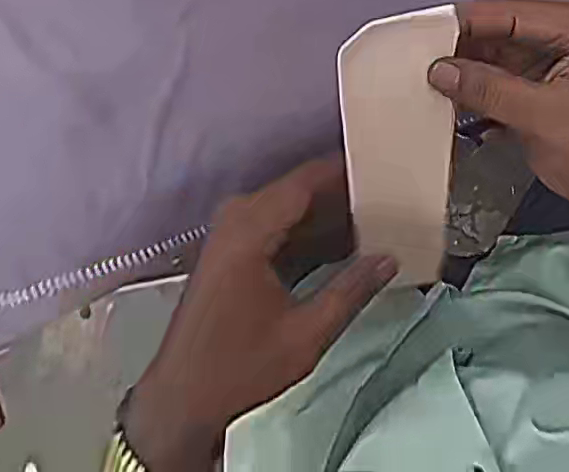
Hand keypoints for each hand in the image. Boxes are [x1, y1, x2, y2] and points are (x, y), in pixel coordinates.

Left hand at [123, 158, 396, 470]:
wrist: (179, 402)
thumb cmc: (240, 368)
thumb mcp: (305, 335)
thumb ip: (351, 291)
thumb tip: (389, 258)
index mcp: (250, 228)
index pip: (306, 180)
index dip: (344, 169)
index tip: (381, 166)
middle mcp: (237, 216)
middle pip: (299, 189)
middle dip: (341, 192)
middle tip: (385, 196)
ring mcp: (230, 229)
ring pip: (289, 205)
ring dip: (326, 212)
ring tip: (372, 216)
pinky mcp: (230, 245)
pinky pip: (276, 221)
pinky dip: (306, 229)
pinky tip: (340, 243)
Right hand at [426, 0, 568, 259]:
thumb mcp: (546, 118)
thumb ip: (491, 90)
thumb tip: (437, 69)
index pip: (512, 14)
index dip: (466, 21)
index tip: (420, 30)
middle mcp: (557, 31)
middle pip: (495, 28)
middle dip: (456, 43)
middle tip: (410, 53)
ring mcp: (540, 56)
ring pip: (486, 50)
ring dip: (456, 63)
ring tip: (414, 70)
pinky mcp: (526, 81)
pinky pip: (487, 73)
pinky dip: (464, 83)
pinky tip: (436, 90)